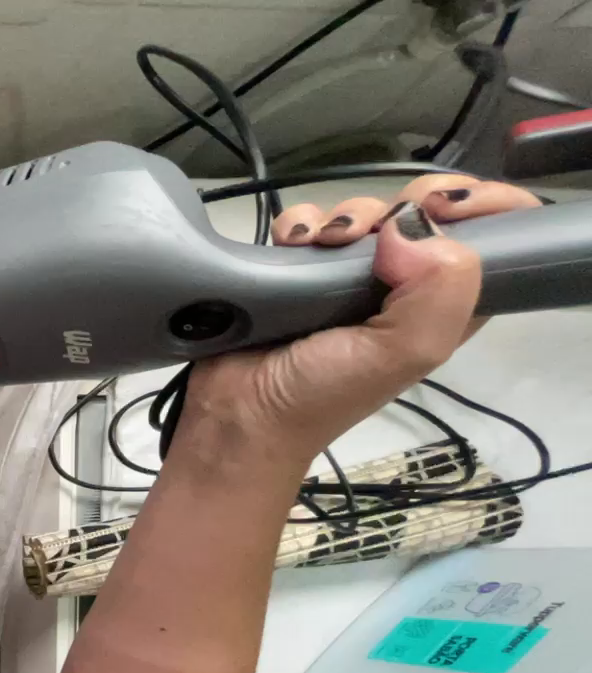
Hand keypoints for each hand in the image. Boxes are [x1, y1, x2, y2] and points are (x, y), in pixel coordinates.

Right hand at [184, 176, 541, 460]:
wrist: (237, 416)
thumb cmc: (323, 392)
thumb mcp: (410, 349)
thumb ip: (440, 286)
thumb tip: (403, 224)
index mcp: (440, 299)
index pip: (488, 231)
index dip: (479, 204)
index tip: (442, 207)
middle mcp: (393, 282)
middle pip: (419, 211)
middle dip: (399, 207)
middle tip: (370, 233)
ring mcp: (333, 277)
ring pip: (356, 214)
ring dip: (339, 218)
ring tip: (317, 245)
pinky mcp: (282, 275)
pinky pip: (297, 228)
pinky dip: (294, 225)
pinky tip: (287, 244)